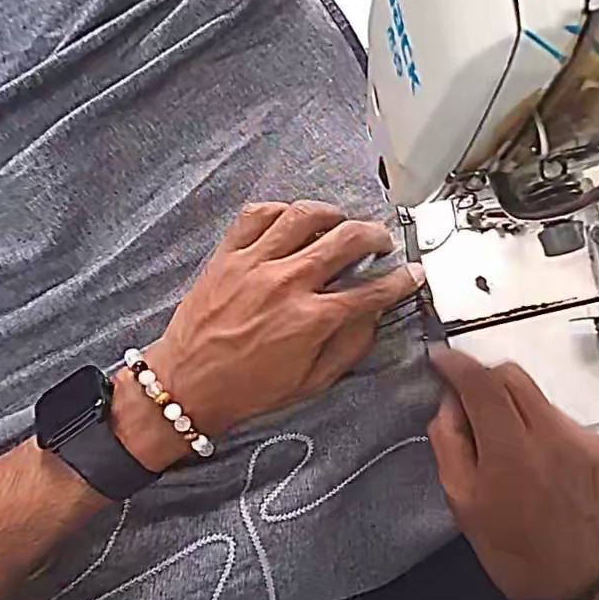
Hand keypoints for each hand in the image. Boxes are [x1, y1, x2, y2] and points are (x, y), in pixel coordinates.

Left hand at [115, 201, 424, 469]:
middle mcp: (286, 283)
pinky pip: (257, 214)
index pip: (372, 290)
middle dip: (376, 236)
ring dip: (333, 213)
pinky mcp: (227, 256)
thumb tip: (373, 318)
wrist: (187, 385)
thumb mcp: (310, 382)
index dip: (400, 281)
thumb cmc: (245, 389)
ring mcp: (254, 264)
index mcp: (310, 319)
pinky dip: (280, 210)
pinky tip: (291, 220)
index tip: (411, 275)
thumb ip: (348, 347)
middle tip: (381, 241)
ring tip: (341, 222)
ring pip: (304, 215)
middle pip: (347, 239)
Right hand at [426, 348, 598, 599]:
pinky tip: (533, 455)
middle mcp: (552, 437)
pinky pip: (557, 415)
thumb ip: (448, 439)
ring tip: (503, 441)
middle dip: (482, 379)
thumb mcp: (459, 497)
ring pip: (534, 393)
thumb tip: (450, 400)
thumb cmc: (507, 546)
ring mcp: (582, 439)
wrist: (572, 583)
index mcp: (511, 453)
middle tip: (467, 404)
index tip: (441, 360)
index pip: (482, 383)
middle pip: (510, 374)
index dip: (457, 364)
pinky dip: (536, 423)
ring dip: (510, 403)